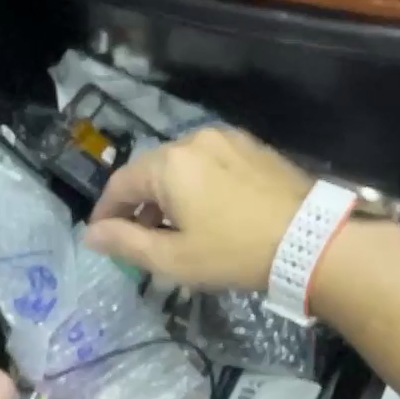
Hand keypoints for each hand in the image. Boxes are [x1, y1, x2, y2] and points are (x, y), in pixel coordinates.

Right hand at [84, 127, 313, 290]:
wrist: (308, 240)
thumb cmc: (233, 253)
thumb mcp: (173, 258)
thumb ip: (126, 243)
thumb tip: (91, 234)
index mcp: (169, 164)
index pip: (121, 183)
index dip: (106, 212)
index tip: (101, 236)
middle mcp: (194, 140)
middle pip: (151, 172)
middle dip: (139, 205)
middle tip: (137, 240)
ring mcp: (227, 140)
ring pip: (181, 167)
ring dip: (168, 197)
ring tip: (173, 231)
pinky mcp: (253, 148)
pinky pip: (210, 165)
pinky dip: (196, 187)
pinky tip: (206, 214)